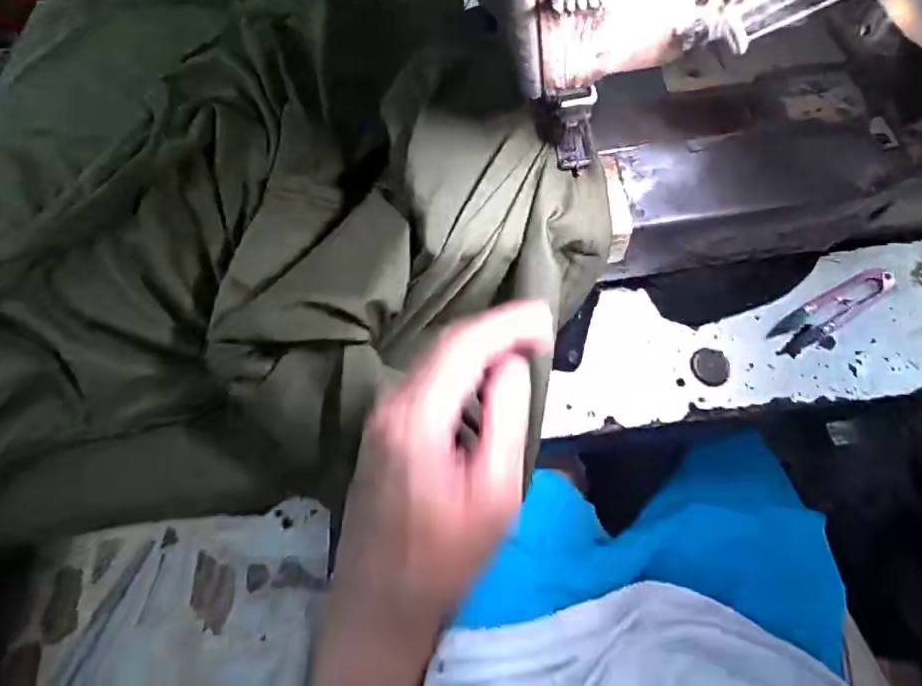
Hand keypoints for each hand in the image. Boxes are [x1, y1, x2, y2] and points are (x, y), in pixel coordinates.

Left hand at [312, 300, 553, 684]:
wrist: (378, 606)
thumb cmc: (444, 560)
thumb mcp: (494, 494)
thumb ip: (505, 418)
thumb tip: (511, 364)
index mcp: (415, 416)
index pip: (463, 344)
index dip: (505, 322)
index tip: (543, 315)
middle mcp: (390, 403)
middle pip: (446, 345)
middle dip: (495, 328)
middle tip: (539, 326)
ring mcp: (381, 414)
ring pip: (435, 360)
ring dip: (479, 347)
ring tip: (521, 347)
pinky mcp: (383, 427)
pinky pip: (427, 380)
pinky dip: (461, 369)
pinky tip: (485, 380)